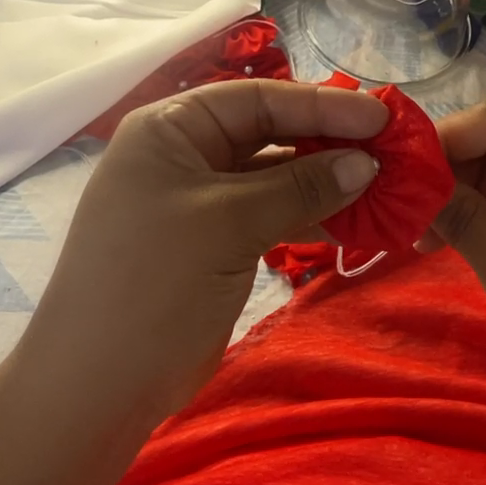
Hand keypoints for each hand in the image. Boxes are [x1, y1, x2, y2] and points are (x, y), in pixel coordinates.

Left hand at [19, 80, 387, 422]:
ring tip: (380, 184)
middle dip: (325, 140)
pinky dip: (307, 211)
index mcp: (170, 128)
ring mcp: (198, 199)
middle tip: (387, 150)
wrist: (98, 386)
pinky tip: (351, 216)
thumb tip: (366, 163)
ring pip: (272, 174)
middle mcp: (183, 154)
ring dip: (322, 178)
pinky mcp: (213, 240)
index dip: (319, 105)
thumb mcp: (228, 223)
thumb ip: (300, 187)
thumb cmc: (155, 282)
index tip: (379, 119)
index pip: (255, 99)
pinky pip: (269, 211)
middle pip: (266, 131)